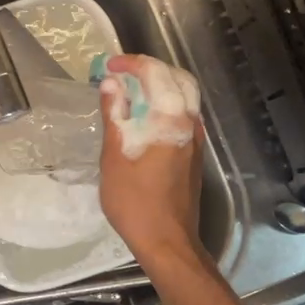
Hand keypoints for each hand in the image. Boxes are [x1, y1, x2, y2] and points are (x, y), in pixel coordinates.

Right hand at [98, 54, 203, 261]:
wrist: (167, 240)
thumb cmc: (134, 201)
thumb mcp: (114, 156)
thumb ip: (114, 116)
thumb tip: (110, 85)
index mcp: (171, 119)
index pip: (156, 73)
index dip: (132, 63)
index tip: (109, 67)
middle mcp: (190, 123)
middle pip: (178, 79)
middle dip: (151, 69)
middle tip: (123, 73)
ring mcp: (195, 139)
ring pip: (184, 97)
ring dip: (160, 86)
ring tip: (130, 92)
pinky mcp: (193, 154)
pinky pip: (183, 115)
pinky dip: (165, 105)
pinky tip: (143, 118)